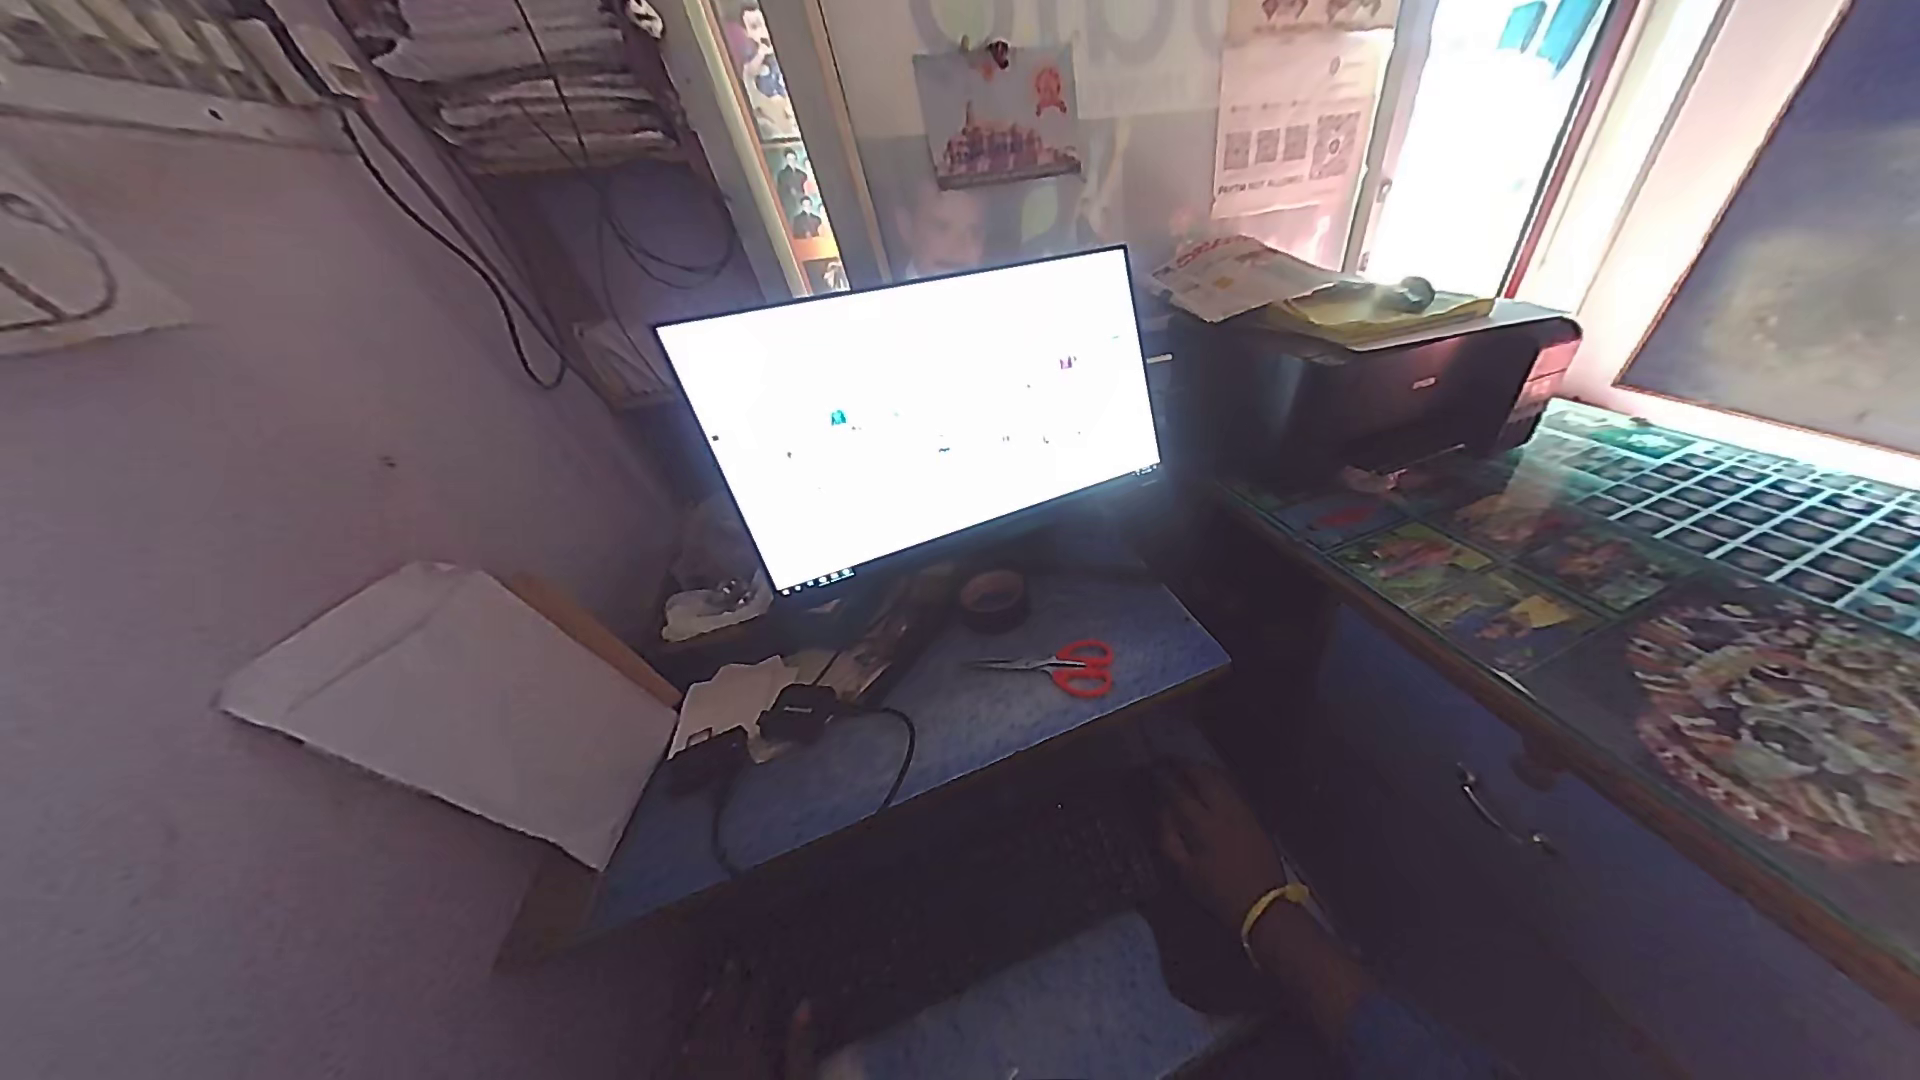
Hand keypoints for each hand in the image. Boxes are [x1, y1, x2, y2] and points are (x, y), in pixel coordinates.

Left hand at [666, 961, 815, 1079]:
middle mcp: (717, 1064)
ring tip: (715, 985)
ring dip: (708, 1008)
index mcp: (750, 1059)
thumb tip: (804, 1005)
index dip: (758, 987)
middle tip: (736, 962)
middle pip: (723, 1017)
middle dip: (731, 988)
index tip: (763, 966)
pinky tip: (690, 1031)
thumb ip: (801, 1052)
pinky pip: (678, 1060)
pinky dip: (687, 1037)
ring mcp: (693, 1079)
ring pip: (698, 1035)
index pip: (754, 1011)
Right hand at [1154, 761, 1286, 930]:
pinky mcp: (1254, 817)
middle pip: (1202, 776)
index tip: (1152, 770)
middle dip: (1184, 766)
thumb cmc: (1218, 892)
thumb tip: (1162, 812)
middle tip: (1170, 762)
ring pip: (1221, 779)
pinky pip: (1233, 789)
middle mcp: (1223, 810)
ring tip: (1190, 770)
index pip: (1177, 791)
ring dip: (1203, 771)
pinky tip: (1212, 784)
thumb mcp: (1184, 871)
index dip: (1163, 778)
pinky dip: (1219, 781)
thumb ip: (1169, 838)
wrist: (1264, 907)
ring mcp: (1242, 811)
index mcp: (1202, 824)